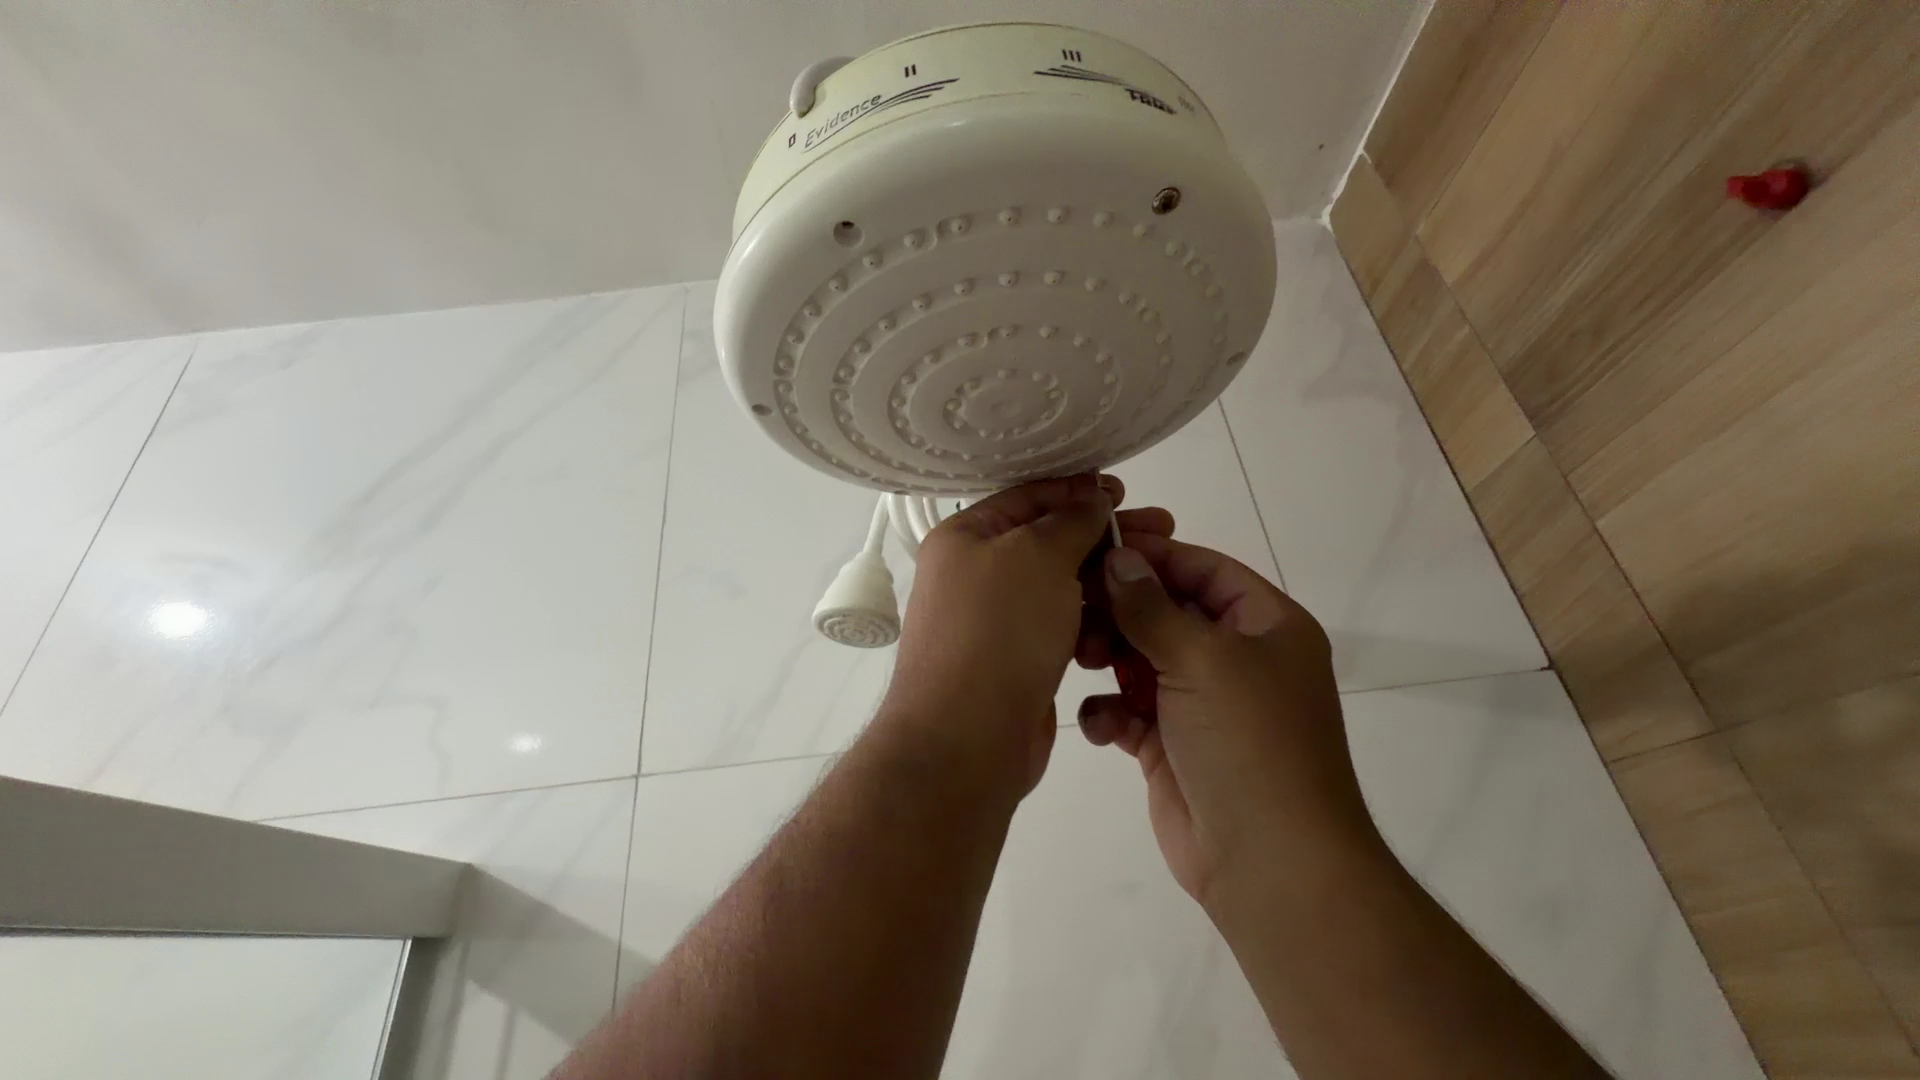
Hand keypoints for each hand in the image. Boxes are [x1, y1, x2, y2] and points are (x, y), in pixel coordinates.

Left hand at [884, 475, 1173, 794]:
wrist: (967, 739)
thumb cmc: (999, 632)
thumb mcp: (1037, 556)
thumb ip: (1071, 520)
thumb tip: (1091, 499)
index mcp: (965, 537)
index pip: (1028, 496)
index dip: (1077, 490)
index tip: (1126, 493)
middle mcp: (975, 573)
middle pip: (1048, 541)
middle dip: (1104, 535)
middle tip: (1163, 530)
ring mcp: (995, 621)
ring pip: (1060, 587)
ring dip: (1104, 581)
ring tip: (1154, 577)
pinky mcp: (1017, 660)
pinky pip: (1061, 627)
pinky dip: (1092, 621)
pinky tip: (1126, 623)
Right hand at [1076, 535, 1372, 904]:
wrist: (1269, 862)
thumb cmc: (1249, 741)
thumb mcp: (1204, 659)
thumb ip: (1151, 606)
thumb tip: (1118, 557)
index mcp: (1265, 626)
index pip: (1203, 569)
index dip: (1153, 555)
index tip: (1096, 546)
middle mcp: (1235, 659)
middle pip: (1166, 612)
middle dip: (1121, 611)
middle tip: (1074, 610)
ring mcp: (1201, 704)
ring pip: (1141, 659)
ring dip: (1110, 658)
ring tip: (1083, 661)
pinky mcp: (1170, 745)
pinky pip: (1130, 711)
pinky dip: (1110, 713)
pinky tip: (1101, 726)